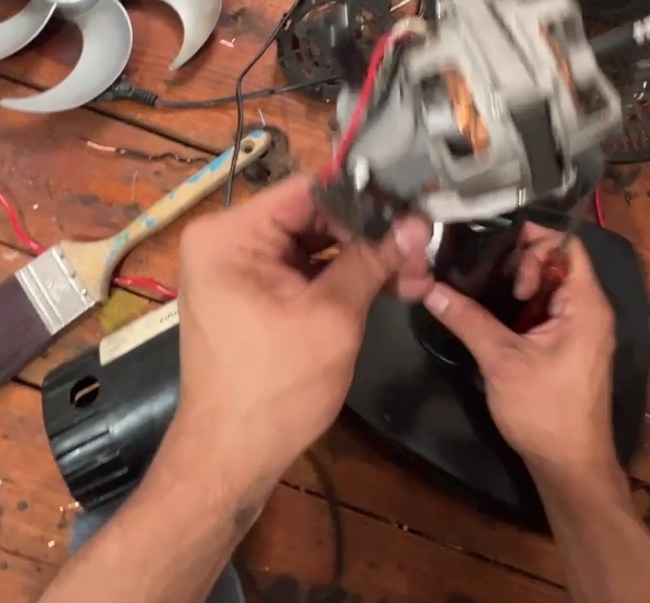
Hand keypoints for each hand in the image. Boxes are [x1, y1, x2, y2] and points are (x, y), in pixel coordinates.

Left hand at [167, 175, 399, 495]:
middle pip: (313, 216)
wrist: (229, 460)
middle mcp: (227, 239)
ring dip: (362, 257)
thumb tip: (418, 223)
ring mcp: (238, 266)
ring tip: (416, 272)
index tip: (413, 207)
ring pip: (314, 242)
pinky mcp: (252, 291)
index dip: (366, 197)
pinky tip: (388, 284)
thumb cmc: (276, 388)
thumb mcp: (332, 317)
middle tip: (422, 249)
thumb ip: (374, 260)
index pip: (309, 189)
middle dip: (369, 234)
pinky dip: (341, 277)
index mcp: (230, 234)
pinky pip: (303, 268)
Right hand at [424, 227, 621, 483]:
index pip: (567, 246)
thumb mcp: (502, 361)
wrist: (569, 468)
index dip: (534, 238)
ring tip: (482, 289)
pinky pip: (545, 309)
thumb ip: (468, 320)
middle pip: (556, 261)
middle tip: (488, 276)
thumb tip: (430, 289)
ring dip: (517, 284)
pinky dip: (520, 305)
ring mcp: (579, 328)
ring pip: (548, 286)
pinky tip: (491, 312)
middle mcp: (588, 309)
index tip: (498, 249)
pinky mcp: (567, 345)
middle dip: (520, 261)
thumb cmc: (545, 410)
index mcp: (585, 304)